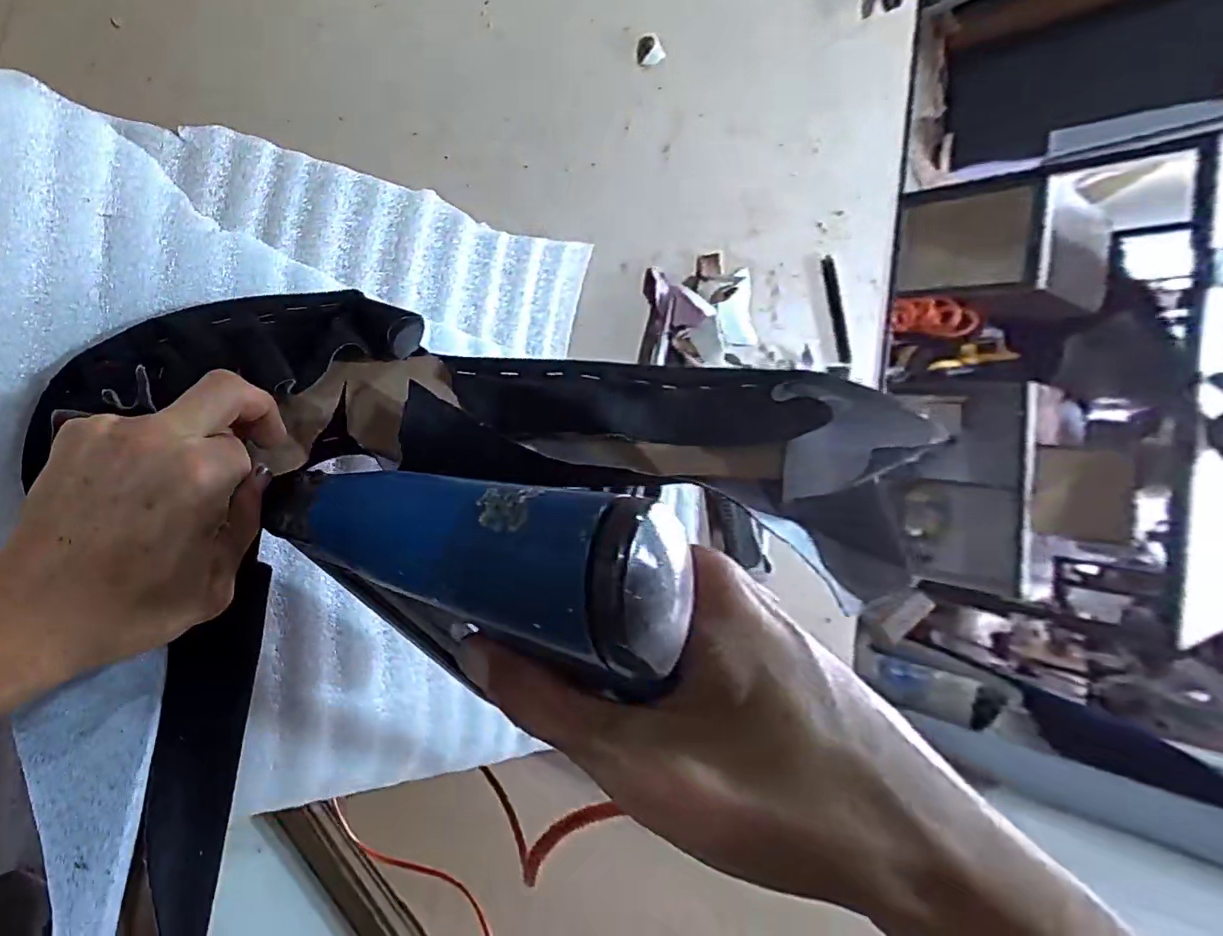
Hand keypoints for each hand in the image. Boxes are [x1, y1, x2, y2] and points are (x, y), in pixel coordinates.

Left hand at [0, 370, 287, 677]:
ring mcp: (111, 427)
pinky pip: (129, 430)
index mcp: (197, 472)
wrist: (35, 608)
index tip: (243, 493)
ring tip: (157, 498)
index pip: (242, 449)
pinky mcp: (76, 432)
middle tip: (255, 435)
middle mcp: (157, 434)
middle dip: (251, 406)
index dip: (247, 474)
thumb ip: (245, 524)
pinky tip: (121, 495)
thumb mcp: (212, 587)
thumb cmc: (129, 609)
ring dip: (182, 446)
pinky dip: (139, 453)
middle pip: (223, 388)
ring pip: (171, 417)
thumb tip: (252, 481)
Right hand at [465, 546, 1128, 935]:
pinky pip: (664, 638)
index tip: (484, 585)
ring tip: (554, 673)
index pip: (581, 536)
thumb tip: (472, 651)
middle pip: (602, 575)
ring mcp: (740, 618)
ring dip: (589, 639)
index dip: (524, 557)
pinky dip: (627, 658)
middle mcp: (716, 583)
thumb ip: (549, 708)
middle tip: (512, 641)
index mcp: (696, 578)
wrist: (936, 872)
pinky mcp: (753, 654)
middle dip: (552, 607)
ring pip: (631, 611)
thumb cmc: (787, 801)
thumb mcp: (646, 765)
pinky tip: (621, 700)